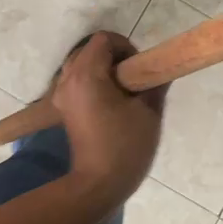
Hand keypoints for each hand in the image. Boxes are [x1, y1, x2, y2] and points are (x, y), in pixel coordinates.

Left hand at [50, 32, 164, 200]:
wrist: (98, 184)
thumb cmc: (125, 147)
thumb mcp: (149, 112)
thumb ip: (155, 83)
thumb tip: (161, 69)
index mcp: (86, 75)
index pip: (103, 40)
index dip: (125, 47)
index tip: (139, 68)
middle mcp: (67, 79)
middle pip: (89, 49)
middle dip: (113, 57)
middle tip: (134, 78)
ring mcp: (61, 95)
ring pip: (80, 64)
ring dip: (102, 69)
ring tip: (123, 91)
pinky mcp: (62, 108)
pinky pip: (76, 81)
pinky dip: (92, 82)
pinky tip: (110, 103)